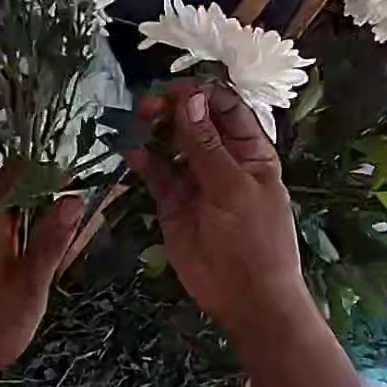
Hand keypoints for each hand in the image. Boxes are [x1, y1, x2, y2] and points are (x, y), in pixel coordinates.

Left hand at [0, 171, 83, 386]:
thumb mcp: (32, 284)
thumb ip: (52, 240)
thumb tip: (75, 198)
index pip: (14, 174)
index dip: (46, 170)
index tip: (76, 180)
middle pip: (13, 185)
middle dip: (46, 186)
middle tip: (78, 203)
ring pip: (11, 203)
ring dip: (40, 205)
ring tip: (70, 218)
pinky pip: (7, 221)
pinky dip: (29, 222)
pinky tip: (48, 238)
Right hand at [126, 80, 313, 337]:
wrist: (245, 297)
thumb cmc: (253, 237)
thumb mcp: (233, 186)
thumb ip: (206, 144)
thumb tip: (189, 98)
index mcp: (249, 151)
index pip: (225, 109)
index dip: (202, 95)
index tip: (175, 89)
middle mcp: (221, 159)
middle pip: (195, 122)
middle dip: (174, 109)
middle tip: (150, 106)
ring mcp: (195, 180)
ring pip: (172, 144)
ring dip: (157, 130)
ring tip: (140, 122)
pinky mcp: (172, 201)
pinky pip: (156, 174)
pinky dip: (144, 162)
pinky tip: (133, 155)